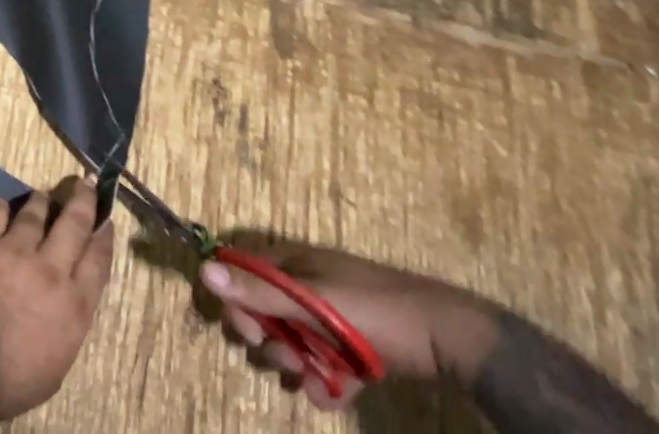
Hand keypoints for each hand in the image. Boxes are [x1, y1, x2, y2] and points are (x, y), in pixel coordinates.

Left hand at [0, 177, 116, 429]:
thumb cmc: (9, 381)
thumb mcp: (58, 361)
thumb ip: (68, 320)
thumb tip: (68, 295)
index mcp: (74, 305)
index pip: (98, 259)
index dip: (104, 235)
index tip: (108, 219)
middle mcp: (48, 270)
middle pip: (73, 225)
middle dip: (82, 201)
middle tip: (84, 183)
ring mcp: (10, 252)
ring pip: (33, 214)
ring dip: (41, 202)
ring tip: (43, 196)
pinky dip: (0, 206)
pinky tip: (1, 205)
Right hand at [198, 236, 498, 410]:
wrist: (455, 342)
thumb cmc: (379, 311)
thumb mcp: (315, 302)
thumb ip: (260, 292)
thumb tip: (202, 270)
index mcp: (292, 265)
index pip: (239, 276)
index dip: (236, 305)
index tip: (250, 331)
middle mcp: (304, 287)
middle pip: (262, 315)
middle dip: (268, 344)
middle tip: (288, 360)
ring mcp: (330, 320)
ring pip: (291, 344)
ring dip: (294, 366)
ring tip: (315, 379)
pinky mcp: (352, 350)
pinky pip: (322, 366)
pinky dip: (323, 382)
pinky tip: (336, 394)